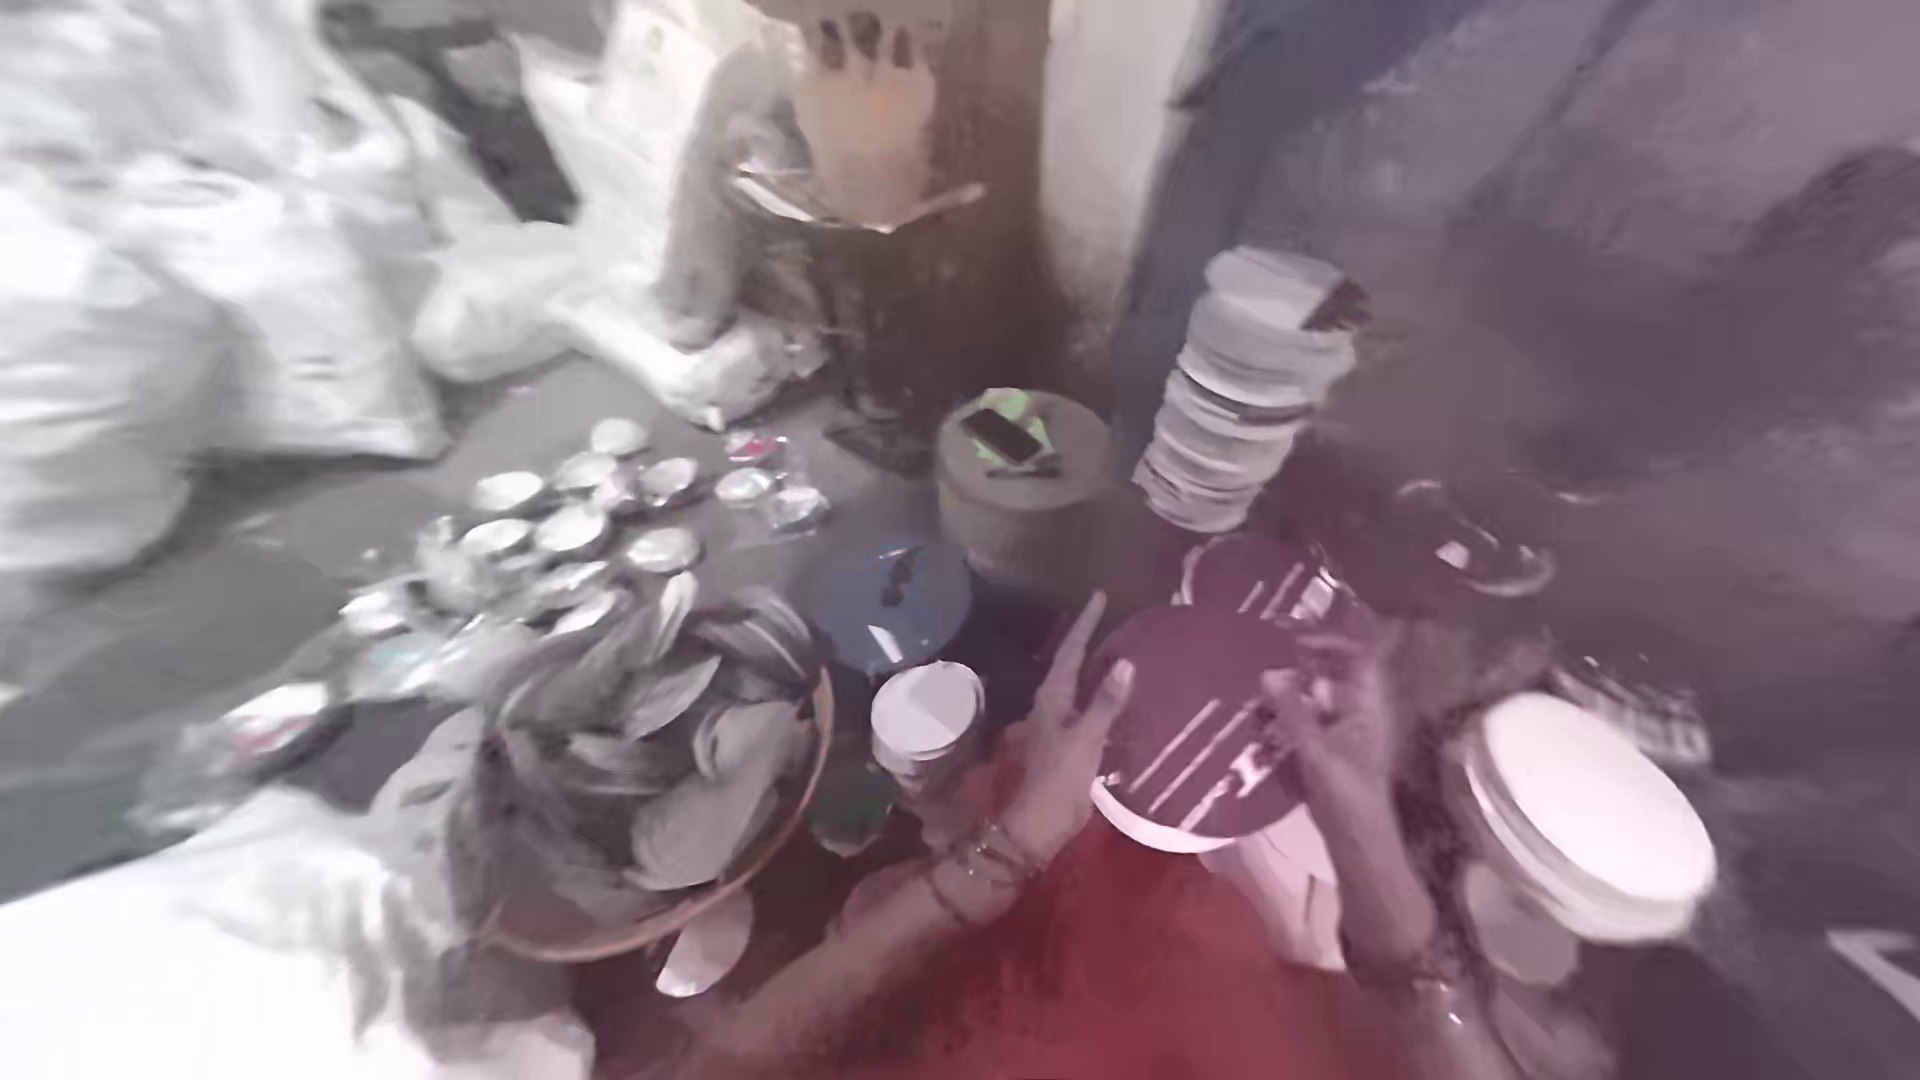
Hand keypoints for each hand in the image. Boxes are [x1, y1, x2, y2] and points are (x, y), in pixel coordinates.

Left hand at [997, 591, 1134, 861]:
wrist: (1040, 822)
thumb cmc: (1060, 779)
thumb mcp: (1086, 739)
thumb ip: (1105, 702)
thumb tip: (1125, 662)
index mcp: (1053, 695)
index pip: (1071, 649)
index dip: (1085, 623)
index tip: (1099, 596)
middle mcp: (1053, 701)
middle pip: (1072, 659)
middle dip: (1088, 635)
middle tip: (1109, 613)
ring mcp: (1060, 720)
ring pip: (1078, 679)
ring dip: (1094, 660)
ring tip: (1116, 641)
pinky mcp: (1070, 737)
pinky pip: (1087, 701)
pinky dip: (1101, 688)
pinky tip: (1118, 690)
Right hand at [1261, 624, 1406, 811]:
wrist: (1358, 842)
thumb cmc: (1346, 795)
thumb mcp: (1315, 750)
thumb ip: (1291, 710)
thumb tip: (1268, 672)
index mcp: (1367, 709)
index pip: (1359, 659)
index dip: (1331, 642)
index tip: (1294, 639)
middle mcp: (1358, 713)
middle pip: (1334, 674)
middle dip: (1301, 663)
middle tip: (1266, 656)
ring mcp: (1342, 731)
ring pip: (1316, 696)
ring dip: (1289, 688)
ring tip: (1257, 684)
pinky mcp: (1327, 748)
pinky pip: (1305, 718)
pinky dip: (1285, 712)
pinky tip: (1259, 717)